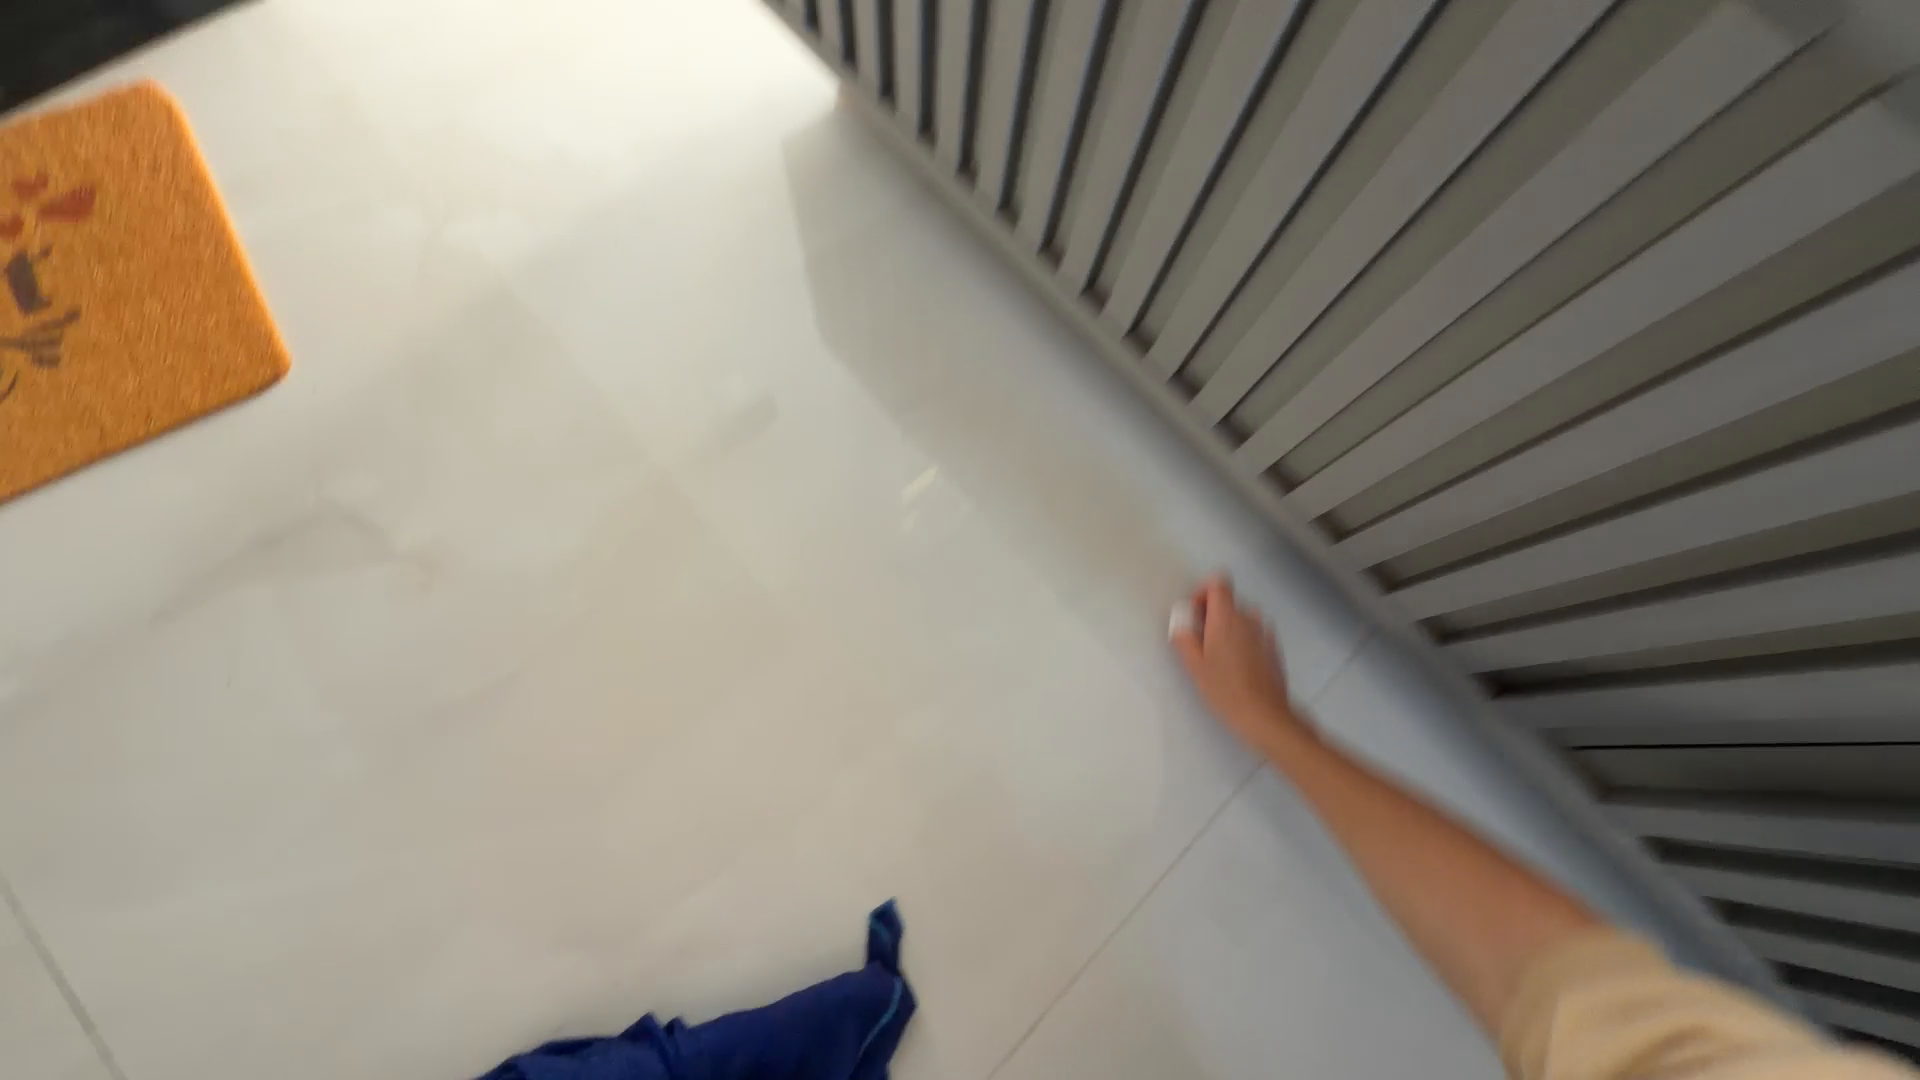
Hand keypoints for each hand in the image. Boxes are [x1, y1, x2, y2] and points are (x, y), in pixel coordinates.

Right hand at [1170, 577, 1311, 752]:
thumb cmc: (1227, 691)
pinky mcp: (1274, 646)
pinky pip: (1253, 631)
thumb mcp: (1195, 666)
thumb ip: (1184, 637)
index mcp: (1227, 618)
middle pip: (1227, 601)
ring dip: (1227, 627)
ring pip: (1240, 616)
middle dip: (1211, 614)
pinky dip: (1242, 639)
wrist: (1265, 715)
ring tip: (1218, 655)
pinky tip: (1236, 665)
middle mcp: (1249, 618)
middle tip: (1201, 641)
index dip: (1202, 592)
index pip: (1217, 583)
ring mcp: (1265, 631)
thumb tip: (1181, 622)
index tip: (1194, 613)